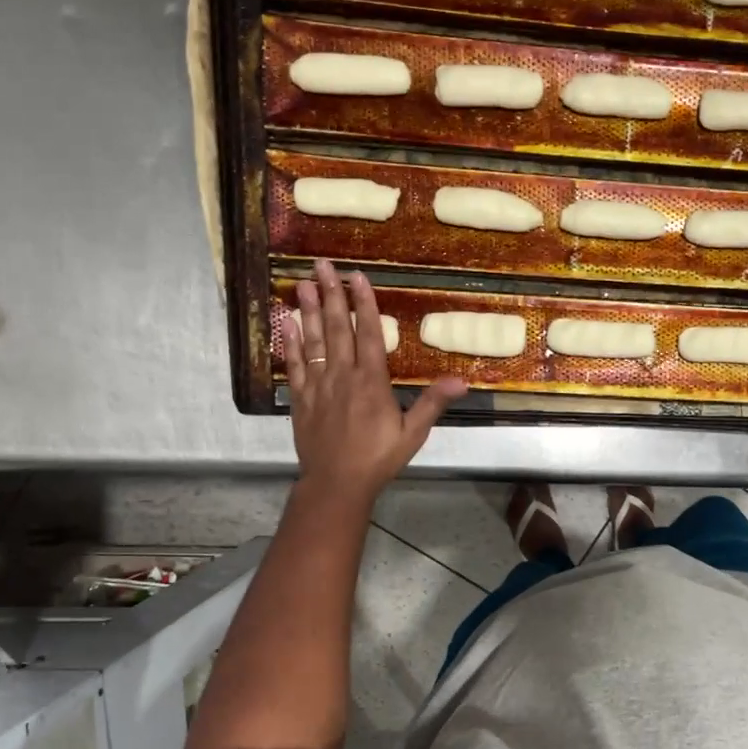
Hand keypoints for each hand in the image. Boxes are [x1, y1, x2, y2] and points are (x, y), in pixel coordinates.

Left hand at [280, 261, 465, 517]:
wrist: (337, 483)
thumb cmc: (379, 459)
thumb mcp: (413, 433)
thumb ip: (432, 403)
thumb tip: (461, 381)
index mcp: (372, 382)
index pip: (368, 334)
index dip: (363, 304)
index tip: (357, 277)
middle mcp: (343, 377)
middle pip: (336, 329)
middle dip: (331, 295)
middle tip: (322, 265)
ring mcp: (318, 386)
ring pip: (313, 341)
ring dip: (308, 310)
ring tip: (303, 282)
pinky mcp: (301, 399)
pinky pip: (295, 365)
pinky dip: (291, 343)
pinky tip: (287, 322)